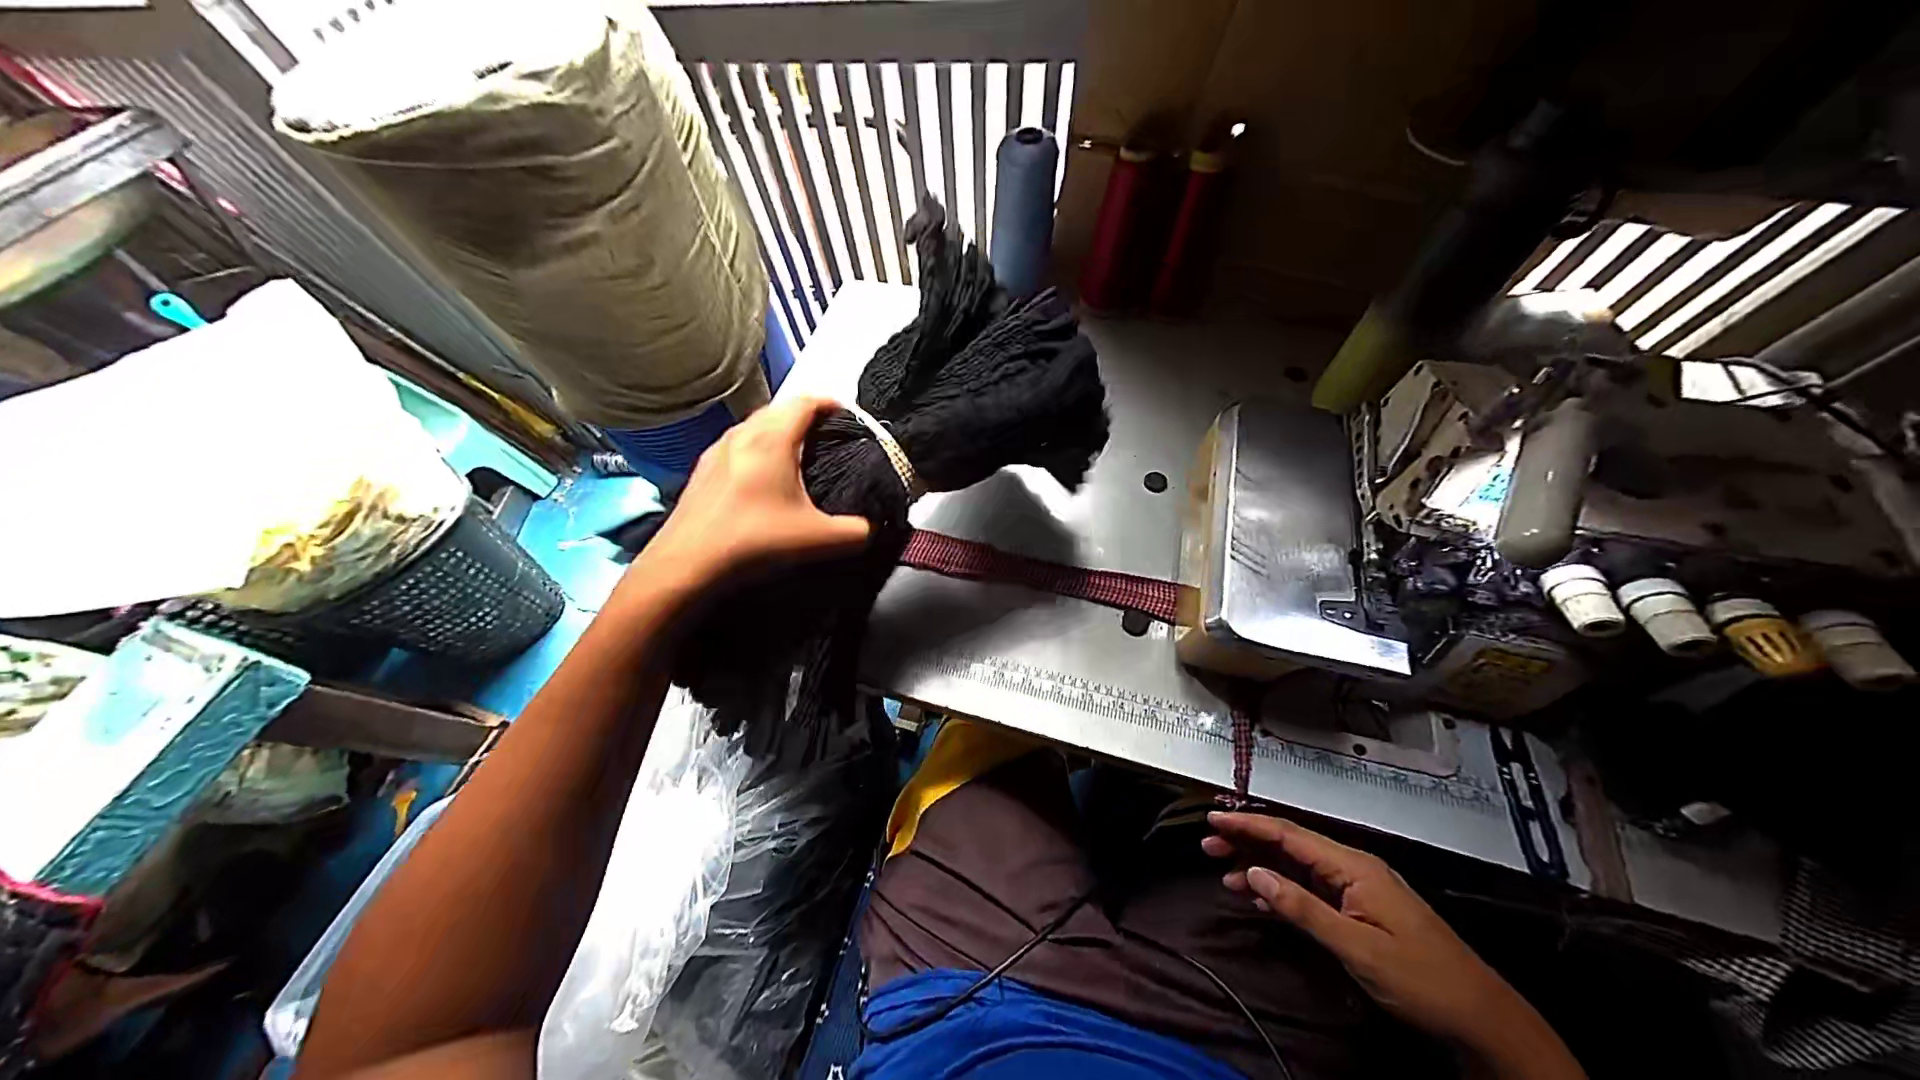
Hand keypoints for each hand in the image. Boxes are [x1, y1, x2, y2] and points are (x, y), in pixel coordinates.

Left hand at [624, 397, 870, 597]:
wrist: (686, 564)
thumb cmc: (753, 542)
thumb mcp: (818, 540)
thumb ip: (856, 532)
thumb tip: (871, 528)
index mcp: (771, 439)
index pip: (805, 402)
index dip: (830, 403)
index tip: (848, 416)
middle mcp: (742, 435)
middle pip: (779, 410)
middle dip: (806, 417)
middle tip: (829, 437)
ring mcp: (717, 451)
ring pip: (755, 427)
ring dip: (779, 432)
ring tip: (799, 456)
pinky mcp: (702, 471)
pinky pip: (738, 446)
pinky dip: (758, 449)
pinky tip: (763, 479)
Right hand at [1204, 812, 1584, 1079]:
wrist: (1481, 1019)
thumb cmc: (1422, 980)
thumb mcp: (1357, 946)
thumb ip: (1302, 907)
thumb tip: (1254, 874)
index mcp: (1353, 866)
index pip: (1289, 834)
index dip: (1247, 825)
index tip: (1212, 821)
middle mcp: (1352, 869)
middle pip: (1289, 845)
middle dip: (1247, 843)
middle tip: (1207, 848)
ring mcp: (1356, 890)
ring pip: (1295, 867)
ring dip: (1259, 868)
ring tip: (1222, 873)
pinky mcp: (1358, 910)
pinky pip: (1309, 890)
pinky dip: (1279, 891)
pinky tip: (1257, 897)